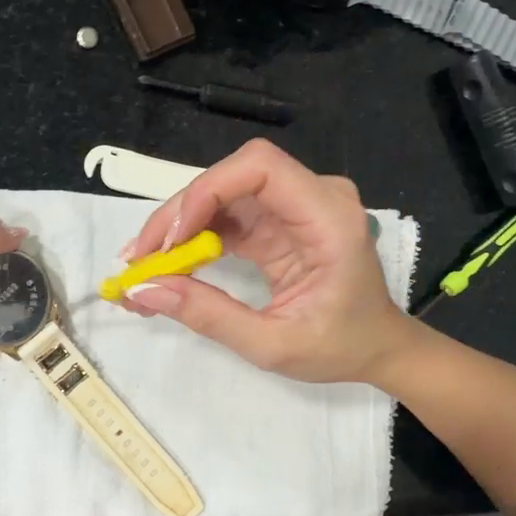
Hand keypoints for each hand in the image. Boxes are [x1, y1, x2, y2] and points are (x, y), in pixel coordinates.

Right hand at [118, 139, 413, 384]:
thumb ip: (209, 316)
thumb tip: (143, 291)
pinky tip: (167, 265)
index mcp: (328, 219)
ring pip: (221, 194)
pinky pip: (226, 215)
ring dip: (177, 226)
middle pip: (230, 178)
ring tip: (144, 267)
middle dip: (178, 215)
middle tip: (138, 261)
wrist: (377, 347)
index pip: (260, 167)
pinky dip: (192, 238)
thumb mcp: (272, 345)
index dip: (207, 191)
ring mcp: (294, 205)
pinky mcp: (277, 220)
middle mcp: (313, 197)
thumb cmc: (340, 347)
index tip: (171, 241)